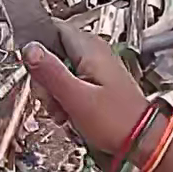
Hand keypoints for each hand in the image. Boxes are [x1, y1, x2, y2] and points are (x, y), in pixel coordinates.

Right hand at [22, 22, 150, 155]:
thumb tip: (29, 48)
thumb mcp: (76, 97)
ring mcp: (95, 65)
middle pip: (52, 53)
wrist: (143, 142)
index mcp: (89, 47)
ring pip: (58, 70)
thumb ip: (50, 71)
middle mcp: (93, 51)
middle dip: (45, 79)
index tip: (35, 71)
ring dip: (54, 92)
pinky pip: (69, 82)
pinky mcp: (96, 81)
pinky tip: (70, 113)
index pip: (51, 29)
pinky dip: (65, 98)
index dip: (37, 49)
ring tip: (63, 111)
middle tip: (52, 101)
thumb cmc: (115, 121)